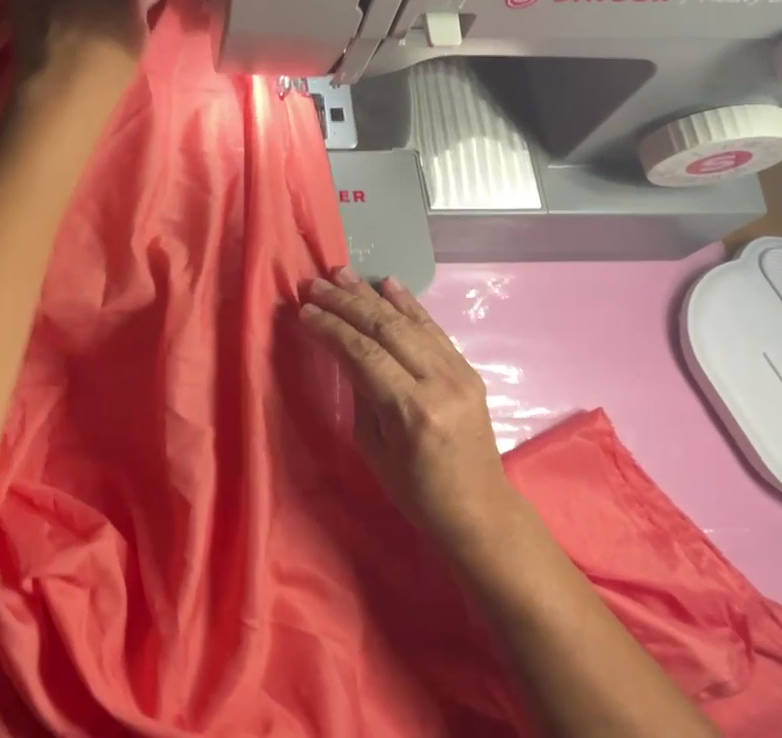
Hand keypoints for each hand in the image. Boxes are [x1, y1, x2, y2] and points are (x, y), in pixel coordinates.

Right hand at [300, 268, 515, 551]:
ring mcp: (459, 373)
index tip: (304, 310)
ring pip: (409, 322)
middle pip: (386, 329)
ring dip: (372, 295)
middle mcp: (440, 383)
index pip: (364, 354)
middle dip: (346, 302)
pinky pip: (433, 329)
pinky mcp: (468, 369)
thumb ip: (361, 393)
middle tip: (315, 283)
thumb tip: (343, 350)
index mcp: (412, 410)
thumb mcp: (372, 447)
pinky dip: (409, 304)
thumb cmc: (414, 489)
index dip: (331, 327)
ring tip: (342, 274)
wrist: (478, 508)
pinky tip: (387, 284)